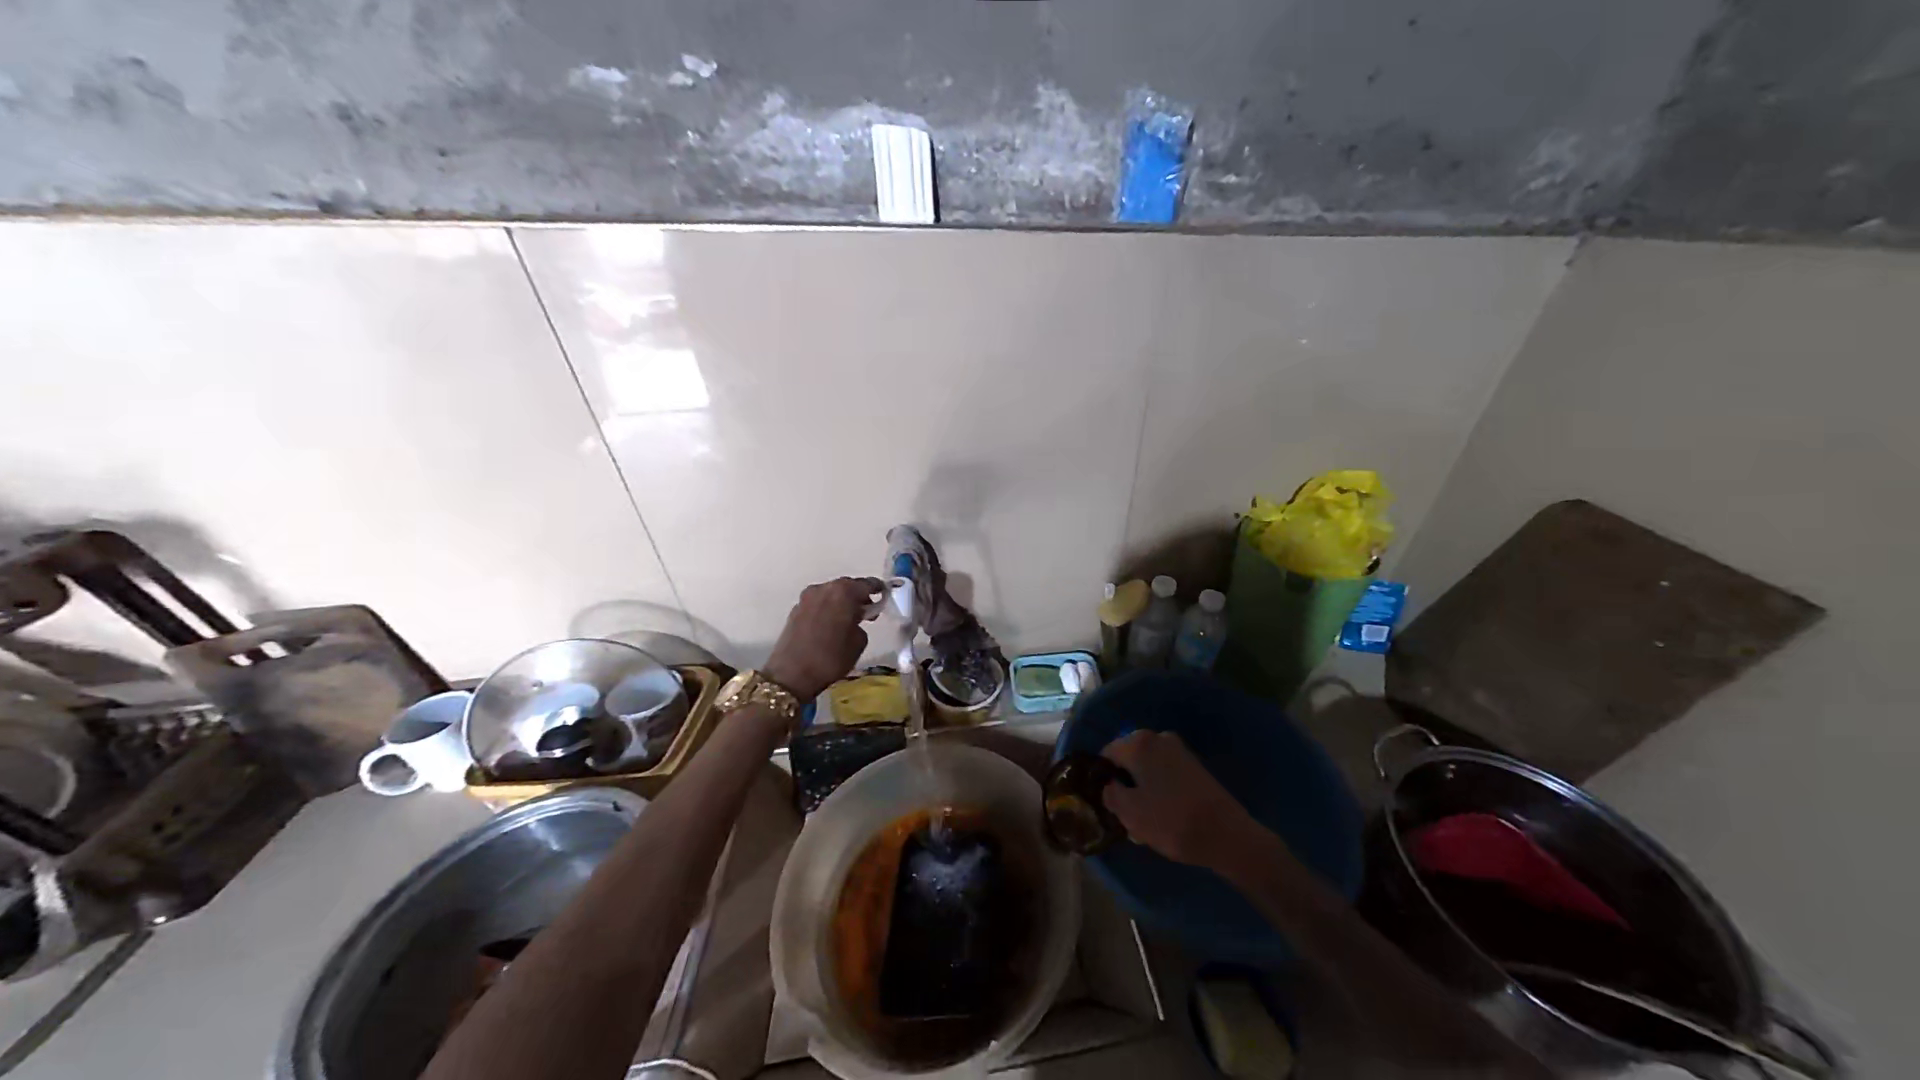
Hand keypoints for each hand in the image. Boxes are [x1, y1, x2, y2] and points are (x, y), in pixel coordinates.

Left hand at [763, 577, 881, 700]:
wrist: (791, 674)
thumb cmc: (831, 658)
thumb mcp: (859, 642)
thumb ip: (861, 624)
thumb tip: (855, 620)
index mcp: (843, 592)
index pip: (867, 584)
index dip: (877, 589)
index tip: (884, 595)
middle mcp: (823, 588)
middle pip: (846, 586)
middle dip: (858, 596)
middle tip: (867, 610)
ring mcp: (806, 598)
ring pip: (830, 594)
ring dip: (841, 603)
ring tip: (848, 619)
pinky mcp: (795, 610)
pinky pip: (818, 604)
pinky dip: (827, 609)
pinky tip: (831, 625)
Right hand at [1102, 730, 1262, 870]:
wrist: (1227, 835)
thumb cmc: (1171, 821)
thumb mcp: (1129, 813)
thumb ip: (1110, 795)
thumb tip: (1109, 785)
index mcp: (1138, 743)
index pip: (1106, 754)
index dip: (1102, 777)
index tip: (1104, 801)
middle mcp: (1159, 738)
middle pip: (1128, 758)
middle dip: (1123, 781)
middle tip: (1124, 812)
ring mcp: (1180, 751)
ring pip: (1147, 767)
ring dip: (1142, 787)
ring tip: (1145, 817)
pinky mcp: (1195, 766)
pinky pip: (1165, 773)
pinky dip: (1160, 788)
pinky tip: (1164, 813)